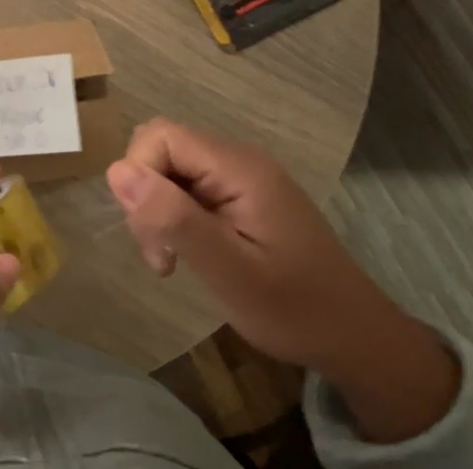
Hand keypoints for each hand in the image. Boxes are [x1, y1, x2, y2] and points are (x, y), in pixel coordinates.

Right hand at [107, 119, 459, 443]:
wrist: (355, 336)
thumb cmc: (293, 309)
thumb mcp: (229, 272)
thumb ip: (174, 219)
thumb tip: (117, 171)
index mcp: (239, 167)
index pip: (160, 136)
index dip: (139, 176)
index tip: (152, 236)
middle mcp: (239, 158)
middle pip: (163, 148)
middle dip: (146, 196)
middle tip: (162, 256)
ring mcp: (242, 175)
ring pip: (171, 168)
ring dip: (159, 211)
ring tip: (174, 261)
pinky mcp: (242, 194)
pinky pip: (190, 186)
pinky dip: (176, 217)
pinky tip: (189, 254)